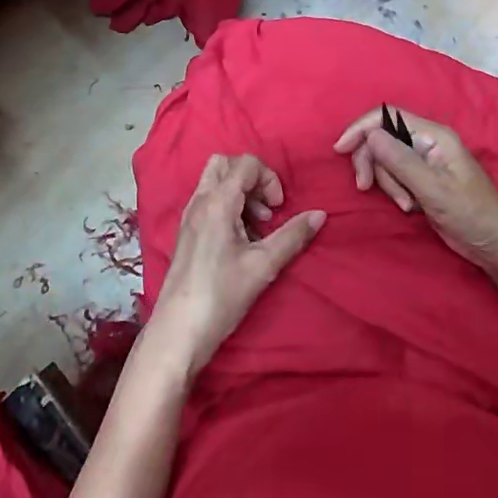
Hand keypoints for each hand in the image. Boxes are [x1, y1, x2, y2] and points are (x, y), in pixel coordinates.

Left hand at [147, 154, 325, 378]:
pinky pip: (209, 202)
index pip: (246, 164)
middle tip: (266, 208)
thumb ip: (293, 236)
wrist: (178, 333)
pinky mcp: (187, 234)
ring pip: (215, 183)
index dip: (269, 178)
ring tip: (258, 228)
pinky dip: (228, 207)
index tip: (279, 208)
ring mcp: (189, 217)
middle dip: (251, 178)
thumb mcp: (264, 265)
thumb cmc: (222, 295)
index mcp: (216, 202)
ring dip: (240, 193)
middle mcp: (199, 202)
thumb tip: (320, 214)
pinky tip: (241, 240)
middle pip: (224, 164)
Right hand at [333, 107, 497, 277]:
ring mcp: (425, 161)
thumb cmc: (471, 215)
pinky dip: (395, 190)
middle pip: (382, 138)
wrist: (495, 244)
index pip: (388, 116)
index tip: (340, 150)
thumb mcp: (434, 190)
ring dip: (387, 183)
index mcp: (434, 136)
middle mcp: (428, 142)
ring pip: (386, 160)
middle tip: (366, 188)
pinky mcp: (423, 179)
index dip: (361, 129)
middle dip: (374, 163)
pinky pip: (396, 176)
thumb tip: (371, 134)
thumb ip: (401, 161)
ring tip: (406, 206)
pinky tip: (409, 207)